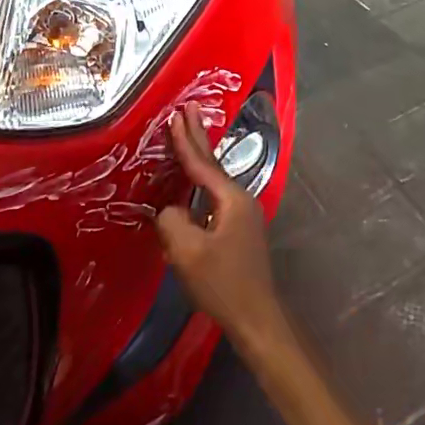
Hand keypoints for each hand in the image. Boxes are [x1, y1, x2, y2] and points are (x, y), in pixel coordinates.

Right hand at [155, 103, 286, 345]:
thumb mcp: (187, 251)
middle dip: (198, 137)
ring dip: (200, 160)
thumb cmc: (222, 283)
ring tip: (188, 136)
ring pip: (214, 182)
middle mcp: (242, 201)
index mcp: (232, 200)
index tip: (175, 114)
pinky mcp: (239, 231)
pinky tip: (192, 186)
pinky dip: (200, 186)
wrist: (255, 316)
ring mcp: (243, 216)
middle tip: (189, 108)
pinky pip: (214, 199)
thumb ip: (171, 221)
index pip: (202, 164)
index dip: (186, 140)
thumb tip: (169, 210)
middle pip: (213, 164)